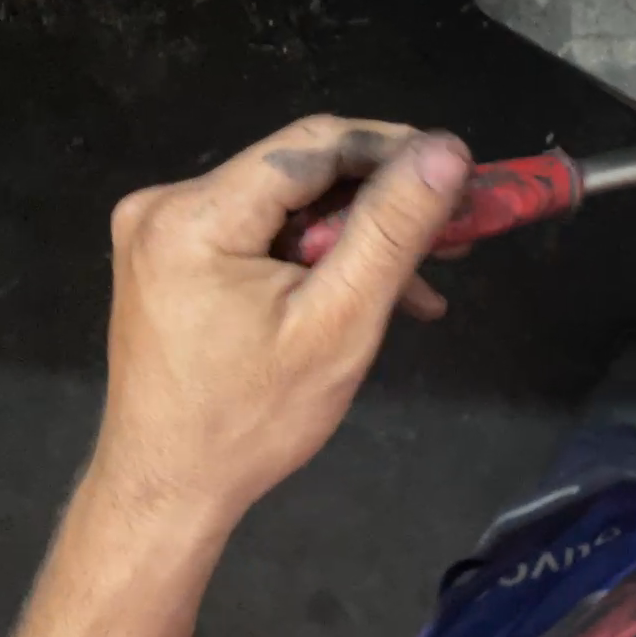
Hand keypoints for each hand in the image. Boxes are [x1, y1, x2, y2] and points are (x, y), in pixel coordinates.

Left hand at [95, 116, 472, 520]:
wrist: (170, 492)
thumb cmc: (256, 416)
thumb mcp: (342, 319)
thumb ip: (394, 227)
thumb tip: (448, 150)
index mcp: (196, 214)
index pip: (319, 144)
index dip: (399, 150)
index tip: (465, 178)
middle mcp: (172, 203)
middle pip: (311, 169)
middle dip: (392, 194)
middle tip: (458, 224)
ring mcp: (175, 230)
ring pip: (305, 200)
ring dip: (373, 228)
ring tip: (437, 262)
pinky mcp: (189, 255)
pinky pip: (281, 231)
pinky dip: (336, 252)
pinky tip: (388, 289)